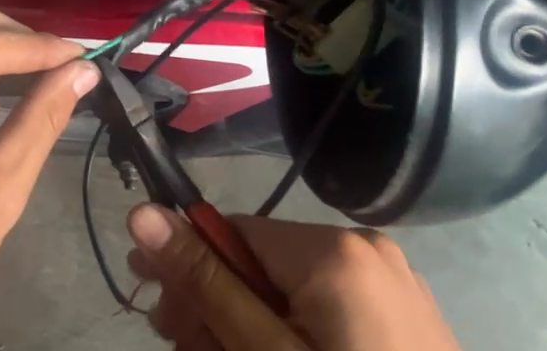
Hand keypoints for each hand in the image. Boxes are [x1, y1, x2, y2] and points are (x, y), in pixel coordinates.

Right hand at [126, 205, 461, 350]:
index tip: (164, 323)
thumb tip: (141, 211)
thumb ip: (205, 283)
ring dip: (248, 325)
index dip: (189, 274)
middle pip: (258, 263)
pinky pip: (327, 308)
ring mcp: (393, 286)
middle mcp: (366, 250)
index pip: (229, 232)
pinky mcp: (406, 320)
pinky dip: (292, 334)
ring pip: (289, 289)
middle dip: (216, 307)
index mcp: (333, 249)